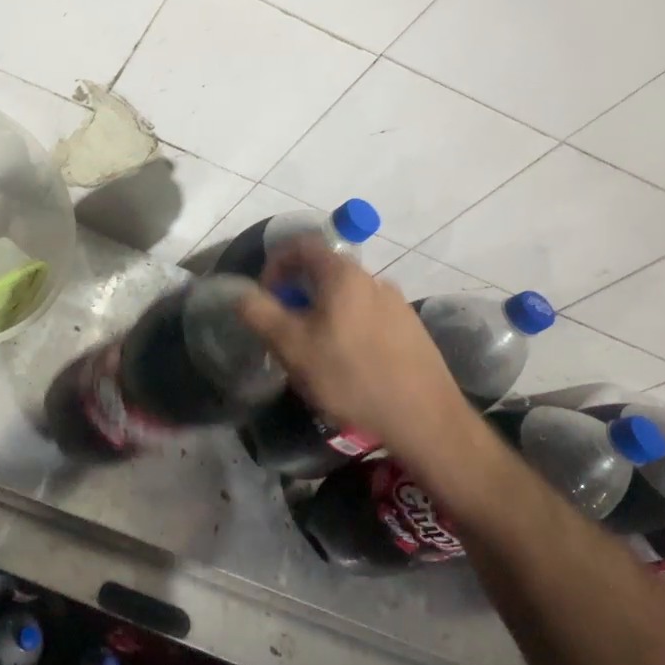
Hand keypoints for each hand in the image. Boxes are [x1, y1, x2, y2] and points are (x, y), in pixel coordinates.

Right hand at [236, 240, 474, 466]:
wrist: (425, 419)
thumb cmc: (350, 377)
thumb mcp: (292, 347)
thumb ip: (260, 313)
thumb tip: (239, 292)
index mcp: (343, 275)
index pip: (302, 245)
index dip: (275, 264)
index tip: (265, 297)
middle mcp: (374, 280)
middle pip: (324, 273)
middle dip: (298, 296)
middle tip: (285, 332)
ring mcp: (397, 305)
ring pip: (346, 298)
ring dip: (323, 315)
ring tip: (316, 355)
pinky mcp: (411, 330)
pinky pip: (368, 318)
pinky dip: (348, 330)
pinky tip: (349, 367)